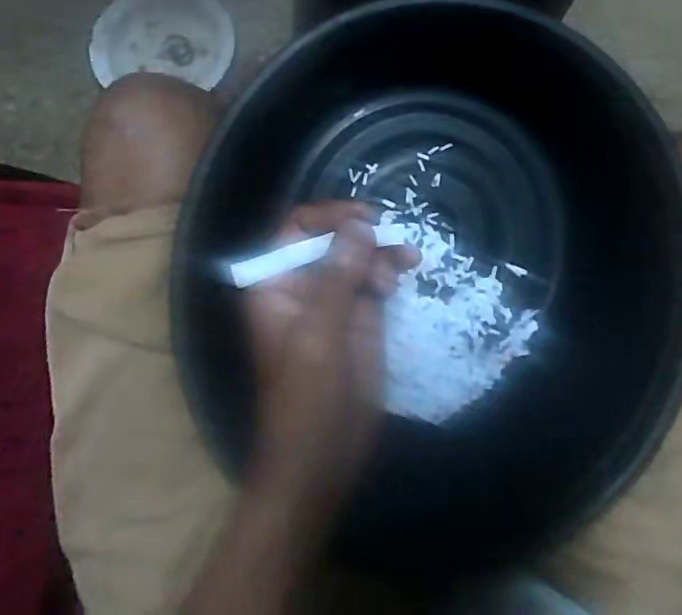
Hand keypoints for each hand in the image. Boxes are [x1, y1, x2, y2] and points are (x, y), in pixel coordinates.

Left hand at [243, 201, 418, 528]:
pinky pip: (373, 282)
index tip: (365, 219)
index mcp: (274, 284)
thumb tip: (359, 225)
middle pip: (332, 239)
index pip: (296, 228)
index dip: (329, 216)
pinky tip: (405, 275)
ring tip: (406, 263)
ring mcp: (331, 303)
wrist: (320, 464)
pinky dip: (390, 273)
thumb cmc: (307, 399)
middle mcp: (301, 286)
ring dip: (382, 253)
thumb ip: (338, 276)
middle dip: (363, 236)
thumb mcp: (320, 334)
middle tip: (394, 245)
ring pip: (357, 258)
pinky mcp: (358, 321)